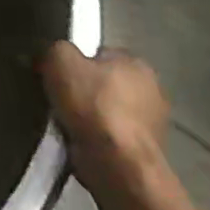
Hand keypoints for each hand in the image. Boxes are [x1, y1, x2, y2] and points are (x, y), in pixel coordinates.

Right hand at [39, 42, 169, 173]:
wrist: (116, 162)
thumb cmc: (92, 103)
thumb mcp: (60, 57)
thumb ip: (58, 47)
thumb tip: (59, 56)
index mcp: (137, 64)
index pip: (99, 52)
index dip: (75, 59)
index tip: (58, 70)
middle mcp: (152, 91)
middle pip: (102, 81)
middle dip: (82, 87)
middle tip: (57, 92)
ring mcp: (152, 125)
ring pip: (104, 108)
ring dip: (86, 112)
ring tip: (63, 117)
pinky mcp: (143, 151)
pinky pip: (108, 133)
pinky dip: (92, 134)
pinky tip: (76, 136)